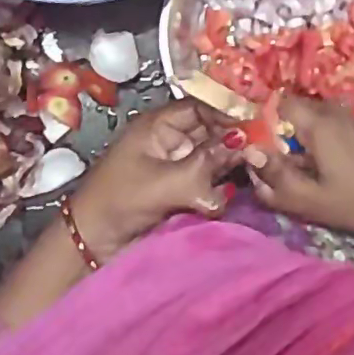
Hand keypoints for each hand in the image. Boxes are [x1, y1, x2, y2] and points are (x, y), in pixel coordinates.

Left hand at [71, 100, 239, 259]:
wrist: (92, 247)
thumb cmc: (121, 202)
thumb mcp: (165, 181)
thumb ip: (206, 162)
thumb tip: (242, 142)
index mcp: (158, 126)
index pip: (200, 107)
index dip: (225, 112)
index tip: (253, 121)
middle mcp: (171, 141)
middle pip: (211, 132)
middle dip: (233, 140)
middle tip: (262, 147)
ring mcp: (176, 166)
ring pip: (213, 158)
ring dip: (230, 164)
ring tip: (255, 167)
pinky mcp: (181, 191)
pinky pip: (209, 182)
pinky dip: (221, 187)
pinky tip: (236, 189)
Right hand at [241, 96, 353, 236]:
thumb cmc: (353, 203)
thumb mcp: (307, 198)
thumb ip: (274, 175)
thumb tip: (247, 151)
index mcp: (318, 123)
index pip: (278, 103)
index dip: (260, 119)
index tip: (250, 142)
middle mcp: (330, 111)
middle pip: (290, 108)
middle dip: (274, 129)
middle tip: (265, 158)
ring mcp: (343, 118)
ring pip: (304, 116)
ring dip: (291, 135)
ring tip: (283, 163)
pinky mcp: (350, 128)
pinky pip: (318, 123)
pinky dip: (306, 137)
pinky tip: (305, 163)